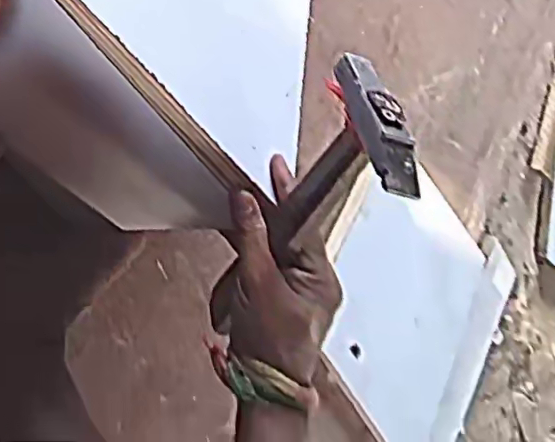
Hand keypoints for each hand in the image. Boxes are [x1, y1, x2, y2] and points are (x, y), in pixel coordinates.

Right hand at [217, 155, 343, 384]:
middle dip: (264, 214)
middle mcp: (314, 280)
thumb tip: (244, 198)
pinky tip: (234, 239)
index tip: (278, 166)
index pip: (303, 224)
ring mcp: (297, 287)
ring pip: (272, 245)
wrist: (264, 388)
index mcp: (320, 278)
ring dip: (250, 237)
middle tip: (246, 187)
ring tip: (235, 220)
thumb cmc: (269, 341)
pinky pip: (264, 259)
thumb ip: (250, 236)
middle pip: (287, 231)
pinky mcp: (278, 292)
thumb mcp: (256, 282)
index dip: (288, 193)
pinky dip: (248, 249)